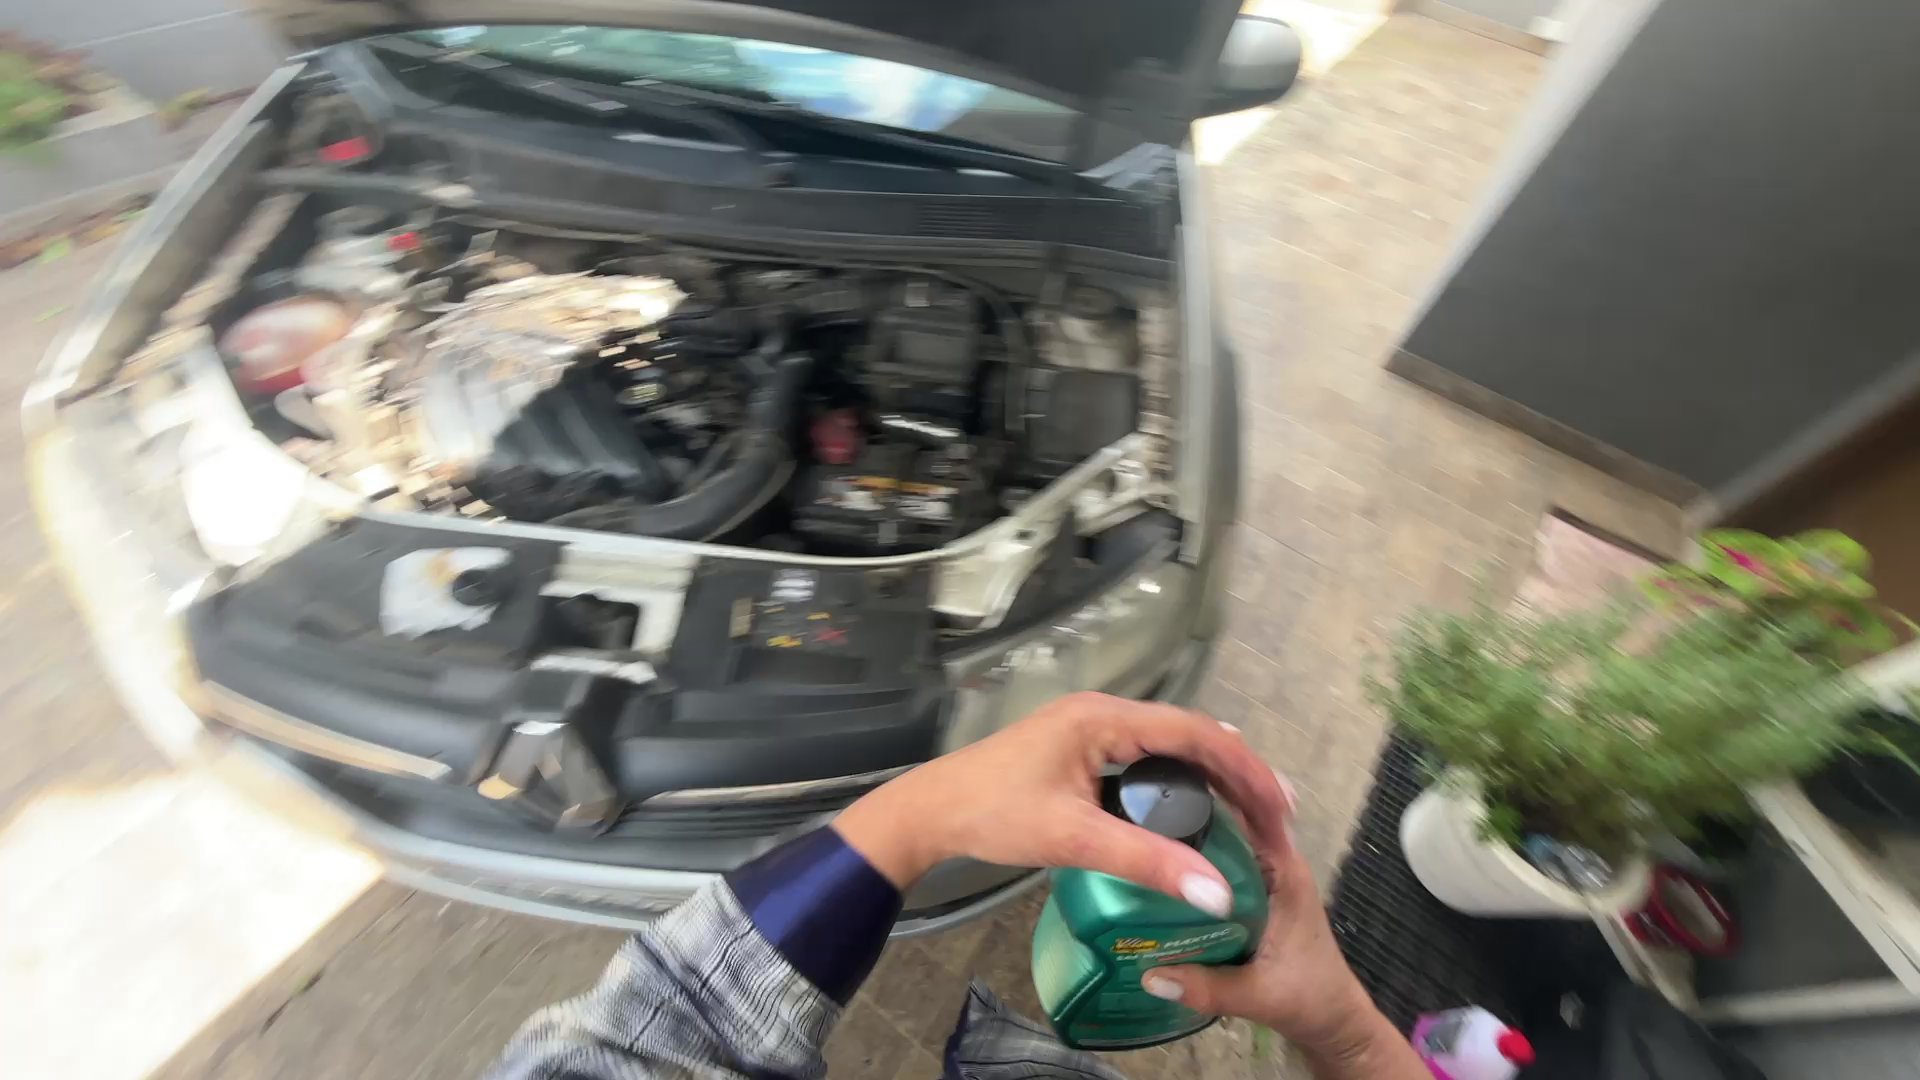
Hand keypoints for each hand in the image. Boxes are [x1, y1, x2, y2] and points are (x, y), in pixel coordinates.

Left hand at [831, 692, 1288, 916]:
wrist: (935, 808)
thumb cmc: (994, 813)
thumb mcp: (1073, 837)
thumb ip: (1146, 861)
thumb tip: (1219, 893)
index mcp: (1102, 717)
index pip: (1191, 731)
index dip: (1242, 765)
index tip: (1279, 803)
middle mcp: (1099, 710)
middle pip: (1184, 731)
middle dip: (1233, 766)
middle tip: (1276, 811)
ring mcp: (1087, 725)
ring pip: (1165, 740)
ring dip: (1208, 769)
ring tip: (1249, 806)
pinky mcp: (1078, 745)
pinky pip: (1143, 752)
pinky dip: (1177, 774)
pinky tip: (1195, 798)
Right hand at [1138, 795, 1422, 1077]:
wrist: (1332, 1019)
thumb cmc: (1309, 998)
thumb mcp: (1258, 996)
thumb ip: (1206, 986)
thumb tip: (1148, 973)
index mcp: (1282, 867)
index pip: (1249, 805)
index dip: (1214, 782)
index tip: (1169, 767)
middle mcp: (1271, 856)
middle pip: (1229, 808)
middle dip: (1190, 792)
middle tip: (1138, 783)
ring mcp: (1259, 866)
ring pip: (1221, 826)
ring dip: (1188, 813)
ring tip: (1139, 802)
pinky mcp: (1248, 879)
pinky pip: (1217, 847)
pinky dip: (1191, 838)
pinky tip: (1155, 840)